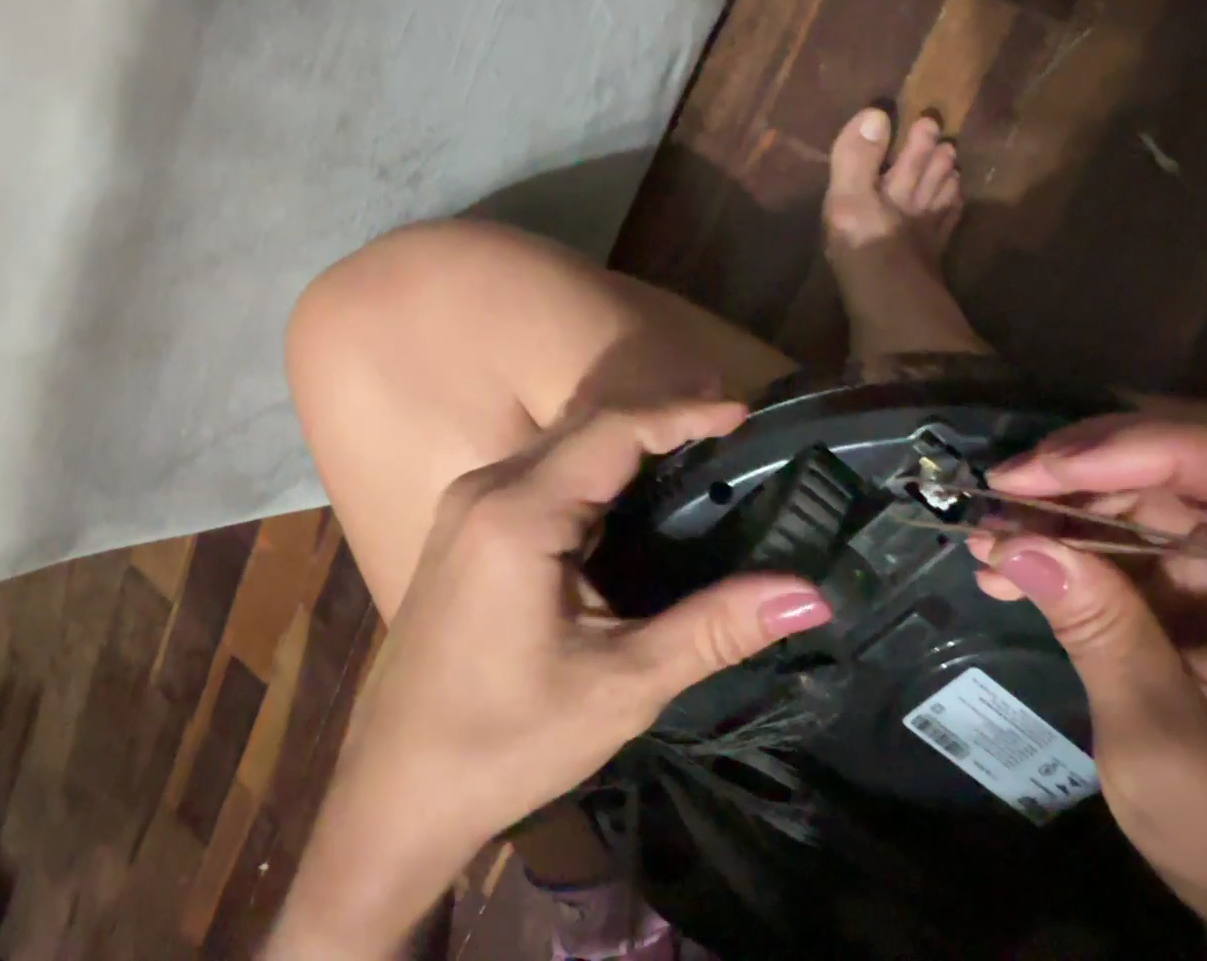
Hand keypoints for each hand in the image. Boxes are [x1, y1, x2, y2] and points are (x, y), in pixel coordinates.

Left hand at [269, 402, 830, 958]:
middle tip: (735, 427)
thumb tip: (811, 596)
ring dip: (630, 442)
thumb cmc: (505, 742)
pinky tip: (639, 496)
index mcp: (516, 515)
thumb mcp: (623, 686)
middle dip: (662, 417)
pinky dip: (599, 471)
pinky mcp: (464, 533)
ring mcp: (466, 509)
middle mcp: (484, 492)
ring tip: (701, 450)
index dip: (682, 412)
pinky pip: (542, 476)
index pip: (613, 431)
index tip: (745, 411)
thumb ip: (716, 628)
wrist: (395, 796)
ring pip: (562, 447)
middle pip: (586, 426)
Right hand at [973, 418, 1206, 959]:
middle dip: (1088, 480)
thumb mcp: (1160, 743)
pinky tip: (1016, 573)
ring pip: (1158, 514)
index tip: (1050, 470)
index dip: (1155, 448)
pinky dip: (1078, 559)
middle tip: (999, 495)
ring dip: (1068, 518)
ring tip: (989, 540)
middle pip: (1199, 480)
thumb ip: (1099, 632)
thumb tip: (1018, 544)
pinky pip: (1144, 560)